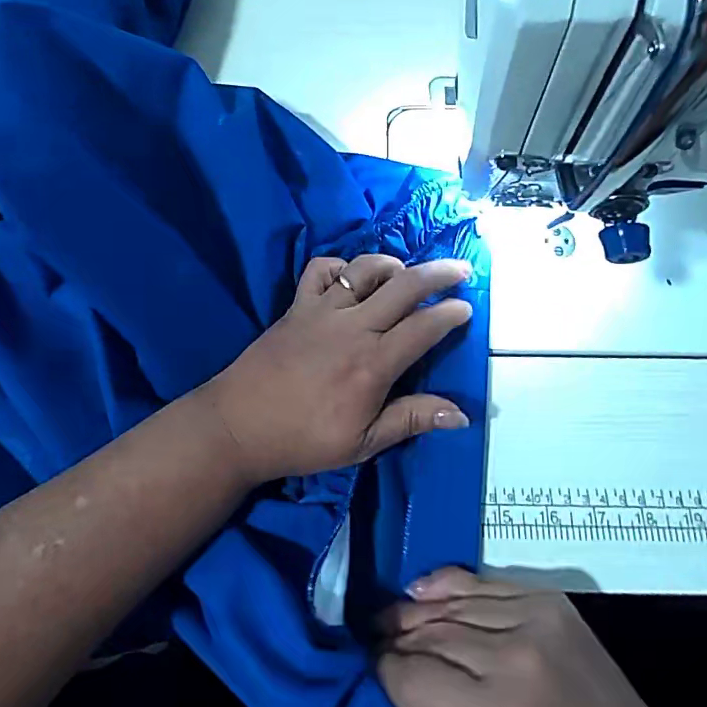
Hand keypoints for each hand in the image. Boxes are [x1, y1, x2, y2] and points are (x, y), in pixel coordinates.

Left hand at [193, 254, 473, 482]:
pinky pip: (320, 270)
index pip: (423, 328)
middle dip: (438, 274)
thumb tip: (461, 414)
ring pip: (364, 269)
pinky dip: (339, 265)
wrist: (239, 424)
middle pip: (404, 286)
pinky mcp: (297, 306)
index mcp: (373, 364)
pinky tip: (350, 275)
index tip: (467, 308)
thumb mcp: (362, 442)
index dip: (450, 314)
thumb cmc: (303, 440)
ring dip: (392, 264)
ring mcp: (322, 311)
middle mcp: (352, 327)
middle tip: (461, 270)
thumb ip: (411, 420)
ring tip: (407, 271)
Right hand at [375, 568, 658, 706]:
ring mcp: (534, 618)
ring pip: (451, 604)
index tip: (369, 665)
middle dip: (394, 639)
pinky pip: (482, 583)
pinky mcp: (549, 599)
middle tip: (369, 636)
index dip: (383, 670)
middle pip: (429, 636)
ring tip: (386, 615)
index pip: (412, 677)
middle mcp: (513, 655)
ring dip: (414, 610)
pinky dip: (448, 584)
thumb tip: (395, 677)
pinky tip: (420, 588)